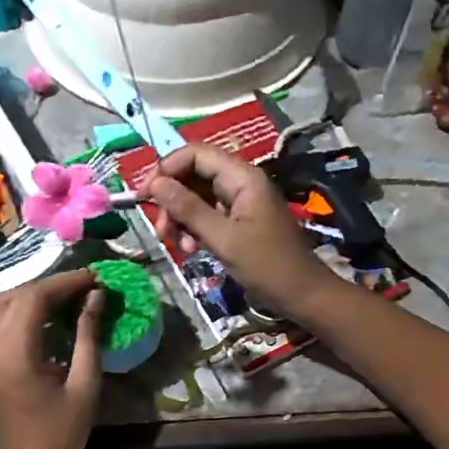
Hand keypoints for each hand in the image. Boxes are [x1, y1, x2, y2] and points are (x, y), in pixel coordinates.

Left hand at [0, 270, 104, 448]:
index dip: (65, 282)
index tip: (93, 278)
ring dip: (30, 294)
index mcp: (15, 353)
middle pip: (16, 296)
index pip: (34, 298)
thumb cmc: (65, 429)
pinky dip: (12, 309)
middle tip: (84, 286)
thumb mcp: (86, 383)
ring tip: (63, 297)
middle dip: (50, 285)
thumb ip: (88, 336)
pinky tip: (36, 316)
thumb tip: (96, 297)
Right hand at [142, 145, 338, 317]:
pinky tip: (192, 251)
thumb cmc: (267, 266)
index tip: (145, 195)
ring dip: (181, 219)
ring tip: (176, 246)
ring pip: (199, 197)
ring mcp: (242, 203)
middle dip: (173, 200)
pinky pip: (210, 216)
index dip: (167, 169)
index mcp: (243, 178)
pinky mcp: (241, 222)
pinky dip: (196, 230)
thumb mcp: (223, 238)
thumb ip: (189, 209)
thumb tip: (156, 183)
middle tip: (161, 231)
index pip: (196, 154)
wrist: (302, 294)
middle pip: (194, 175)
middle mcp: (242, 183)